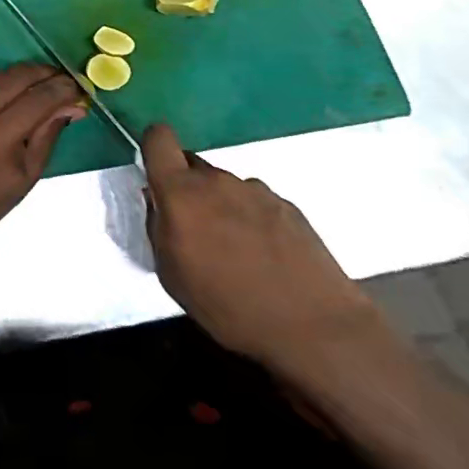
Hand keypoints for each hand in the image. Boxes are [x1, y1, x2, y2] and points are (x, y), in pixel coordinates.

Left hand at [0, 64, 85, 237]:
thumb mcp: (31, 170)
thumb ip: (50, 131)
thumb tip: (75, 104)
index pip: (38, 98)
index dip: (64, 89)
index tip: (82, 88)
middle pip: (20, 75)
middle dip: (48, 73)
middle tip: (69, 82)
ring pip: (4, 73)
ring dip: (30, 74)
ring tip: (51, 84)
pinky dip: (12, 81)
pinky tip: (27, 91)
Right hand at [141, 123, 383, 370]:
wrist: (314, 328)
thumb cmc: (227, 305)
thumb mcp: (170, 273)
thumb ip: (157, 227)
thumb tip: (159, 202)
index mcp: (180, 192)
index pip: (159, 139)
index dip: (154, 146)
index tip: (156, 170)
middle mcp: (217, 181)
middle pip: (192, 167)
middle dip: (187, 190)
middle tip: (194, 231)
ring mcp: (257, 191)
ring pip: (225, 187)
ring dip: (221, 207)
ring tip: (235, 252)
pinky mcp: (289, 207)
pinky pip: (255, 203)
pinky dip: (252, 221)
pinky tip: (264, 258)